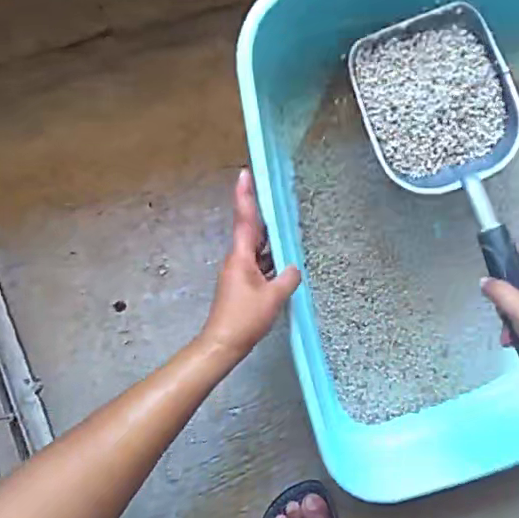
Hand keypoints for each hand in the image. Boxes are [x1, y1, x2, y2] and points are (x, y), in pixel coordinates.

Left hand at [200, 169, 301, 357]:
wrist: (223, 343)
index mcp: (241, 257)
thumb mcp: (273, 298)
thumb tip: (295, 268)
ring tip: (285, 224)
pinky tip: (284, 259)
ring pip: (256, 248)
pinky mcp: (242, 284)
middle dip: (261, 211)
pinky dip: (270, 257)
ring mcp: (238, 272)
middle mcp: (237, 259)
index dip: (246, 196)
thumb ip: (288, 278)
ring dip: (269, 237)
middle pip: (251, 229)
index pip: (245, 220)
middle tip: (273, 193)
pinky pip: (258, 263)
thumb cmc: (245, 318)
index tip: (245, 174)